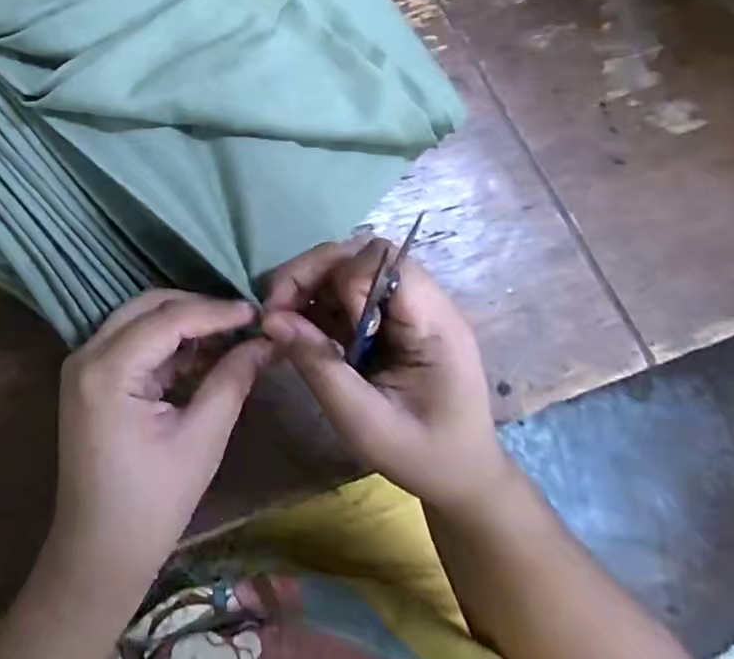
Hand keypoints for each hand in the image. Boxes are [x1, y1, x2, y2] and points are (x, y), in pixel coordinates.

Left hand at [51, 290, 274, 581]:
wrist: (98, 556)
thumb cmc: (152, 504)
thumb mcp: (201, 439)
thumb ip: (231, 380)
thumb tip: (266, 341)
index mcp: (107, 370)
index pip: (168, 319)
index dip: (216, 312)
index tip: (258, 312)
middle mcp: (87, 355)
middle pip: (149, 307)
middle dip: (198, 309)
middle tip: (244, 320)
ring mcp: (84, 365)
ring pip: (140, 319)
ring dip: (184, 323)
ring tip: (231, 335)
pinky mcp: (90, 378)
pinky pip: (133, 342)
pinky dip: (167, 343)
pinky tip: (202, 354)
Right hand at [262, 238, 512, 511]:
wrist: (462, 478)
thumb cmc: (423, 457)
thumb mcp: (366, 423)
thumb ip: (320, 367)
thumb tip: (271, 320)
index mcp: (433, 321)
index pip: (383, 259)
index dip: (340, 278)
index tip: (311, 320)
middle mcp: (423, 301)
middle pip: (360, 255)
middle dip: (312, 273)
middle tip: (275, 309)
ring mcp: (406, 308)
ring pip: (349, 268)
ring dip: (310, 287)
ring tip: (281, 320)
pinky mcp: (390, 320)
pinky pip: (349, 293)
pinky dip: (318, 304)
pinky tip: (298, 330)